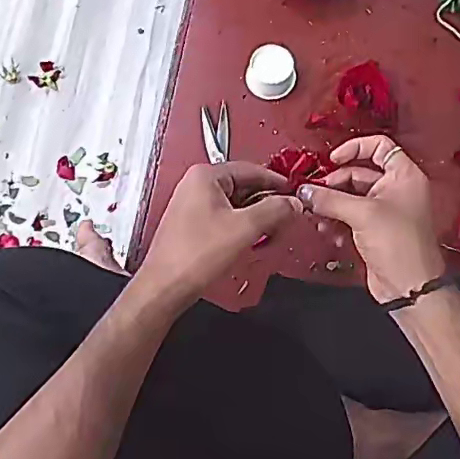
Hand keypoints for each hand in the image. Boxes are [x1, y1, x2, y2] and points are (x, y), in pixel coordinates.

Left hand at [137, 162, 301, 300]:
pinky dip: (242, 227)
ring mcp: (193, 204)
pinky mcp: (192, 224)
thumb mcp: (245, 228)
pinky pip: (226, 217)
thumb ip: (275, 210)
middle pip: (245, 186)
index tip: (294, 194)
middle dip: (267, 203)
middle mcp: (196, 185)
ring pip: (236, 204)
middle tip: (285, 218)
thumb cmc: (195, 256)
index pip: (252, 170)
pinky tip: (251, 241)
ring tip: (270, 233)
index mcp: (205, 176)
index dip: (277, 183)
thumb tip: (293, 202)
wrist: (165, 288)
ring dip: (256, 218)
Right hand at [299, 136, 446, 302]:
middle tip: (315, 193)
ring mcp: (385, 210)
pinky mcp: (374, 230)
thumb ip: (330, 199)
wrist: (409, 286)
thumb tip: (305, 191)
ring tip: (315, 214)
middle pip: (359, 172)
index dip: (355, 148)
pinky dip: (337, 220)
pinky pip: (350, 216)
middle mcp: (396, 189)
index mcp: (404, 175)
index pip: (380, 146)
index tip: (333, 159)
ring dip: (332, 203)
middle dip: (335, 183)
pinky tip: (326, 230)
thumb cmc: (398, 243)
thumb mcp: (362, 214)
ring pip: (351, 196)